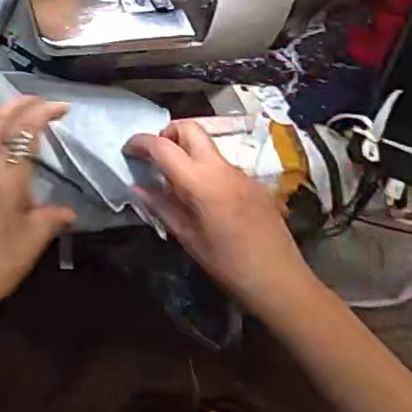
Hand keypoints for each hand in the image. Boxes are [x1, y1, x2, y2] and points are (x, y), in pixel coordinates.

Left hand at [0, 96, 77, 339]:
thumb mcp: (32, 241)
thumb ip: (51, 218)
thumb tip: (67, 210)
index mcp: (4, 173)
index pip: (24, 129)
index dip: (43, 111)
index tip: (62, 106)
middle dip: (18, 105)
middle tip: (40, 101)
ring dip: (5, 123)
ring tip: (25, 125)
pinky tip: (6, 161)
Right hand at [124, 121, 319, 319]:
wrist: (283, 283)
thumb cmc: (228, 265)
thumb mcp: (186, 237)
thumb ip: (161, 206)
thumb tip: (138, 188)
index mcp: (201, 182)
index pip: (162, 146)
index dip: (140, 142)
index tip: (128, 151)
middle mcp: (221, 170)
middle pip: (189, 129)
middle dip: (167, 134)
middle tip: (155, 157)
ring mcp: (241, 174)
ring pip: (206, 146)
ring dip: (186, 152)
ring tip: (176, 181)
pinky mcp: (254, 184)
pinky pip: (221, 165)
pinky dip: (204, 168)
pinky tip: (203, 197)